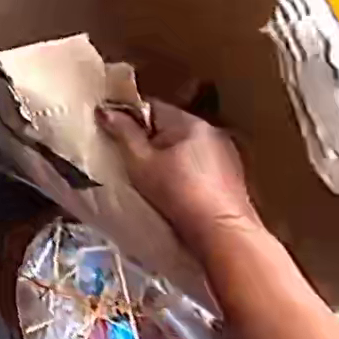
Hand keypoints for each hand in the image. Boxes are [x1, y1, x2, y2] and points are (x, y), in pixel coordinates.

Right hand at [97, 100, 264, 252]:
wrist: (223, 232)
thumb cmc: (175, 191)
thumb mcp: (138, 160)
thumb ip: (122, 131)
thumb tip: (105, 109)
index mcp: (189, 122)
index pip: (150, 106)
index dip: (127, 116)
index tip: (113, 131)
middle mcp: (211, 131)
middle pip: (167, 124)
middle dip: (147, 135)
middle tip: (128, 155)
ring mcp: (226, 153)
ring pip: (183, 143)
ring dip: (165, 151)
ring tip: (149, 171)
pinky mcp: (233, 174)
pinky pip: (198, 159)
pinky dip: (183, 166)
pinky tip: (173, 183)